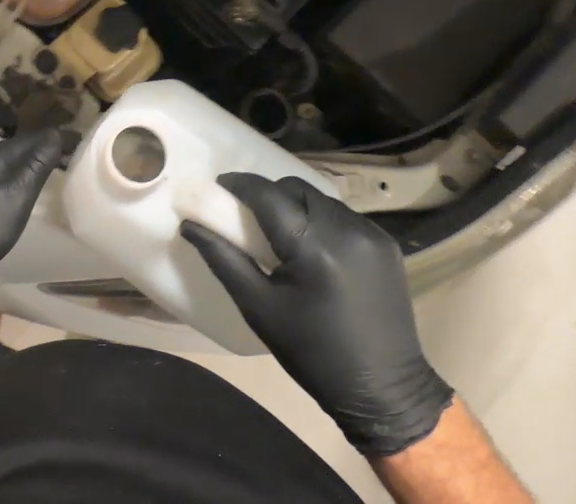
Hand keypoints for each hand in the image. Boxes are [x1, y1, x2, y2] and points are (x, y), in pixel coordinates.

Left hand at [0, 128, 73, 289]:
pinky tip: (19, 180)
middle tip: (67, 154)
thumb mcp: (19, 195)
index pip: (32, 137)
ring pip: (7, 159)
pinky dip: (14, 172)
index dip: (54, 139)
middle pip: (18, 146)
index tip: (76, 143)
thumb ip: (37, 165)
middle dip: (41, 148)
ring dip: (27, 160)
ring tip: (47, 166)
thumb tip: (56, 135)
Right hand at [182, 173, 452, 457]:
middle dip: (268, 193)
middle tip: (248, 214)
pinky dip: (321, 219)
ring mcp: (371, 233)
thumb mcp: (258, 307)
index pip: (268, 194)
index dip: (240, 184)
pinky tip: (314, 247)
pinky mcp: (386, 244)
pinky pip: (344, 216)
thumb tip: (189, 225)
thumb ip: (223, 259)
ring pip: (321, 198)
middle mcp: (345, 229)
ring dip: (296, 205)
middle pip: (296, 188)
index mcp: (312, 246)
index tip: (219, 185)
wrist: (383, 390)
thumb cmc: (311, 352)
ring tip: (281, 232)